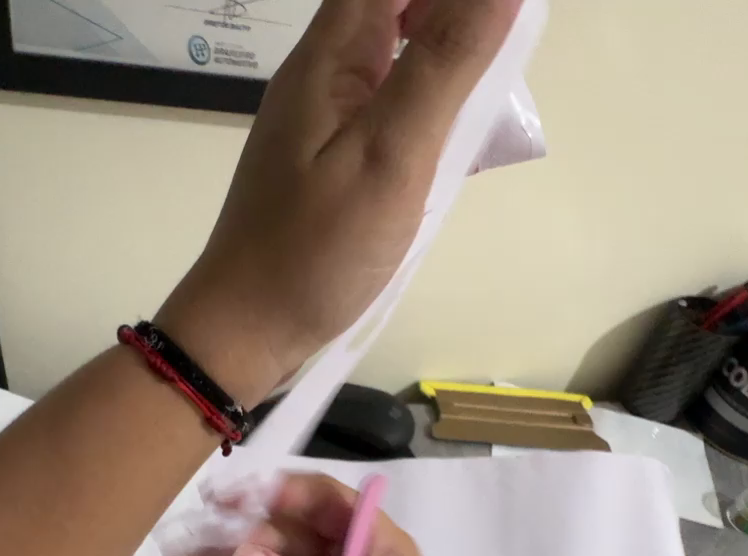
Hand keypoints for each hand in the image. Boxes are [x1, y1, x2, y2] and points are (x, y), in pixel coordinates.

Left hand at [156, 0, 520, 402]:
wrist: (247, 331)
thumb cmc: (314, 252)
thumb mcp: (389, 156)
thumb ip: (443, 64)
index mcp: (330, 57)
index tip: (497, 24)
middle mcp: (321, 79)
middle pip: (395, 10)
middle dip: (454, 25)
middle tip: (500, 69)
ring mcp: (321, 128)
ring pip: (393, 65)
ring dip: (443, 72)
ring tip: (485, 113)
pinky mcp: (327, 170)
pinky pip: (384, 119)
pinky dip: (423, 122)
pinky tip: (449, 156)